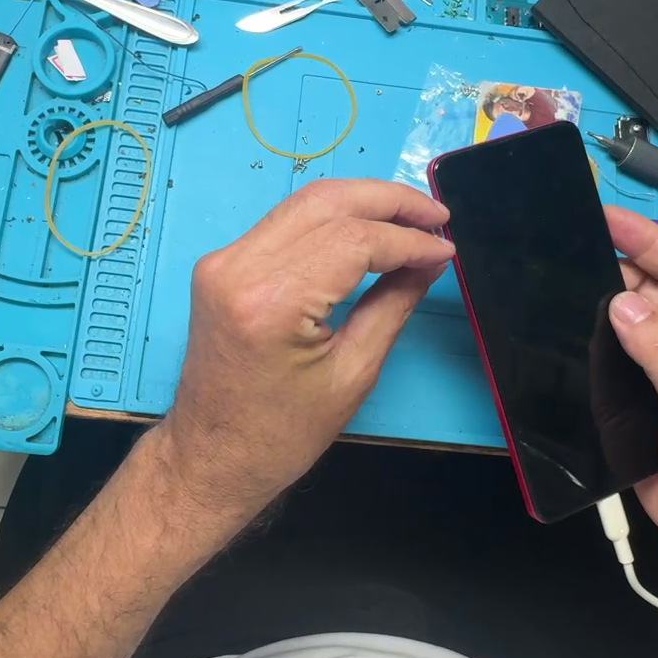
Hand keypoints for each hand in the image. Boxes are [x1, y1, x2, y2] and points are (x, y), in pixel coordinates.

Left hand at [158, 181, 452, 516]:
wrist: (210, 457)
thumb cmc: (283, 434)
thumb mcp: (353, 373)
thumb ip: (395, 303)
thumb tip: (432, 257)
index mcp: (271, 300)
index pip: (353, 240)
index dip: (408, 239)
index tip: (447, 246)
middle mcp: (239, 266)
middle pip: (327, 201)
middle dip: (389, 200)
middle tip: (438, 215)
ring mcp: (223, 260)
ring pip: (305, 203)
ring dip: (363, 202)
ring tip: (413, 217)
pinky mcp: (221, 264)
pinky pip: (286, 223)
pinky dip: (332, 218)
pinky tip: (368, 228)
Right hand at [602, 207, 657, 586]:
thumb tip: (622, 301)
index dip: (651, 240)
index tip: (608, 217)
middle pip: (657, 289)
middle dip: (617, 265)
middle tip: (568, 244)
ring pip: (631, 320)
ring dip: (600, 302)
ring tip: (558, 277)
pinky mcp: (645, 393)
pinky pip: (616, 355)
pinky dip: (592, 339)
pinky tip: (566, 326)